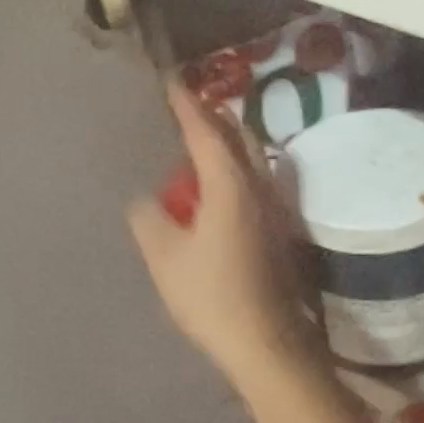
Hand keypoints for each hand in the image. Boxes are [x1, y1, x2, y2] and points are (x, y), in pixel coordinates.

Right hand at [127, 80, 315, 376]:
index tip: (172, 82)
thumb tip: (144, 200)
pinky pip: (255, 182)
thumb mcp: (165, 257)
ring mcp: (274, 208)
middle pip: (238, 137)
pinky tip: (218, 188)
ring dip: (227, 144)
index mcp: (230, 185)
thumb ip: (149, 219)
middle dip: (212, 117)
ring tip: (198, 144)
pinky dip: (235, 169)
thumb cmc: (211, 296)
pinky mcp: (278, 229)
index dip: (187, 105)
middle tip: (185, 109)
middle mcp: (259, 186)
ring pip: (252, 159)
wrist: (265, 340)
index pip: (206, 131)